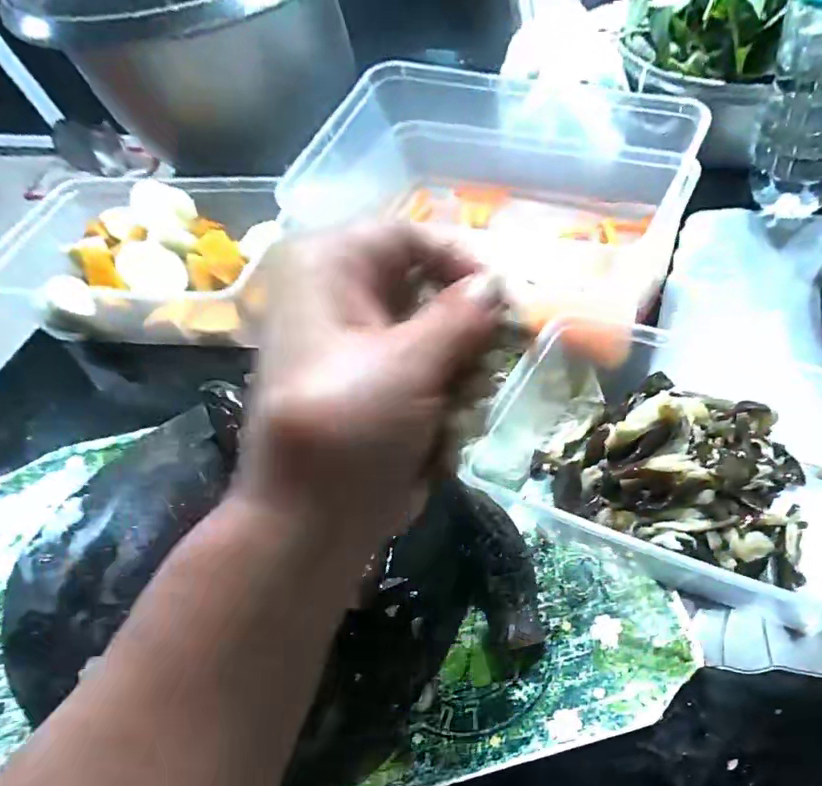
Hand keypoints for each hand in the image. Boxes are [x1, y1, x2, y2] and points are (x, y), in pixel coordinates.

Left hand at [233, 220, 505, 556]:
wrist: (317, 514)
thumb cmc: (348, 427)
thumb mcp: (408, 365)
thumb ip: (460, 318)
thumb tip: (500, 285)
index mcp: (332, 273)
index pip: (408, 235)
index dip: (460, 260)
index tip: (504, 302)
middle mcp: (352, 302)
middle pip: (434, 288)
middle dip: (470, 329)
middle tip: (491, 362)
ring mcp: (374, 350)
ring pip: (449, 337)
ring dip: (468, 371)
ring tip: (461, 406)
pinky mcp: (395, 391)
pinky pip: (445, 375)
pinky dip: (458, 397)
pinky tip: (450, 427)